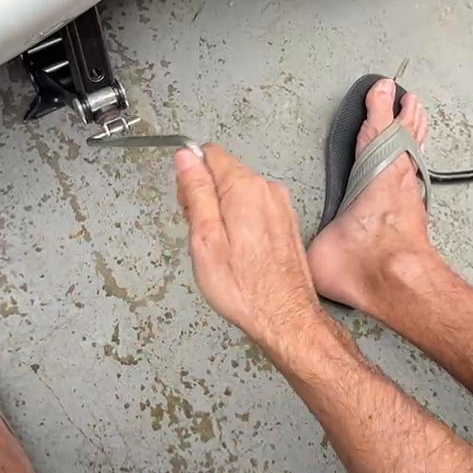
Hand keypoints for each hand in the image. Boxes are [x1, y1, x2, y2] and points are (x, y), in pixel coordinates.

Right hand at [174, 144, 323, 345]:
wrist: (285, 318)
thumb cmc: (243, 287)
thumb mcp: (204, 238)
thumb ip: (195, 191)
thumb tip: (186, 157)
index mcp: (244, 187)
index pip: (208, 154)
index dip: (190, 176)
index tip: (188, 205)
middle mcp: (267, 189)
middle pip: (223, 172)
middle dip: (205, 195)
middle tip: (203, 235)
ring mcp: (280, 205)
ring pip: (238, 191)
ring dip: (223, 210)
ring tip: (221, 248)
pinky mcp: (286, 221)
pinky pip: (254, 207)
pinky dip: (240, 222)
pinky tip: (239, 251)